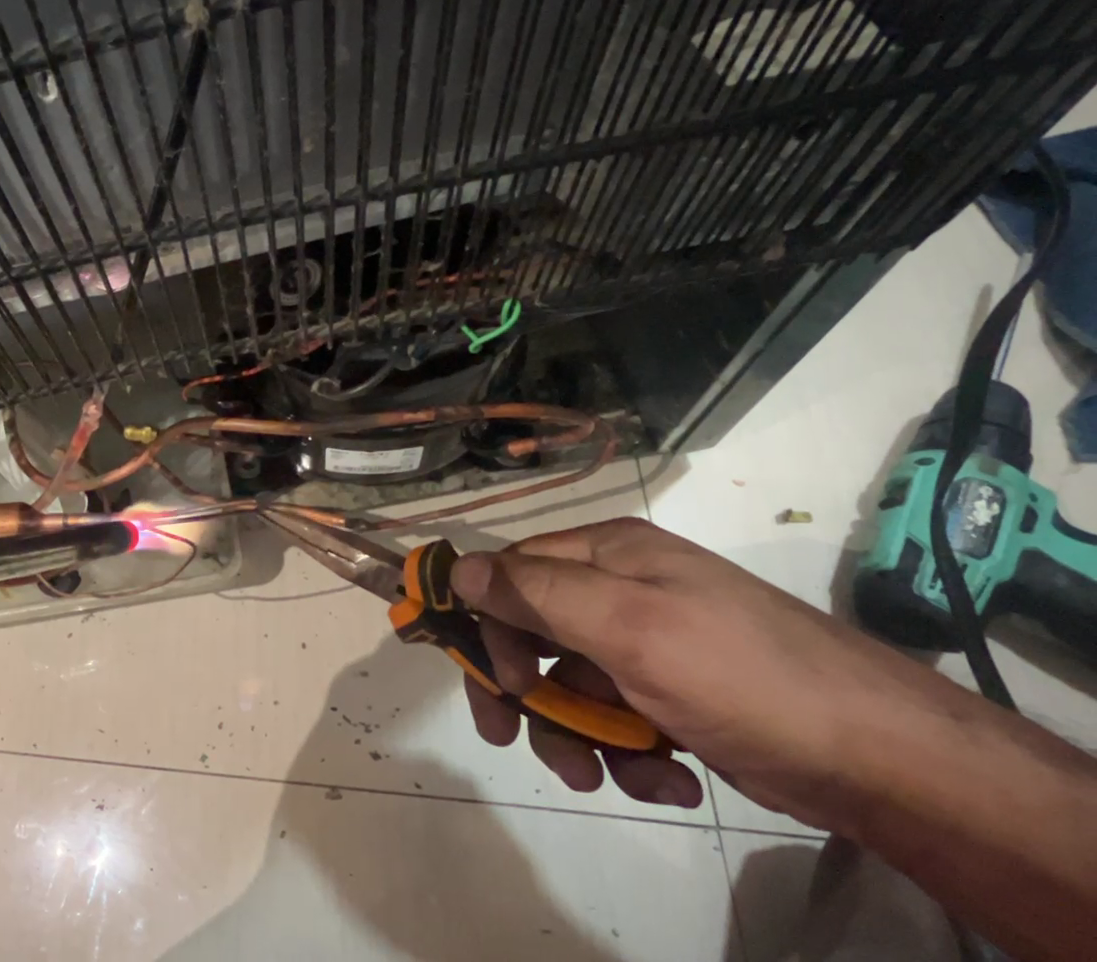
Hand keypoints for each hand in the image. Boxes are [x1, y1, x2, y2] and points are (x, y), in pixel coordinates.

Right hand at [453, 517, 964, 827]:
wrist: (880, 760)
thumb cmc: (738, 675)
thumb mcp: (627, 625)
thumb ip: (535, 593)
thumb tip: (456, 567)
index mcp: (609, 554)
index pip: (511, 574)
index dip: (489, 625)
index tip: (494, 682)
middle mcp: (622, 590)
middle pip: (533, 635)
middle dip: (527, 695)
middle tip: (512, 737)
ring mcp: (649, 645)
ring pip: (570, 687)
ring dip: (579, 738)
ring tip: (610, 777)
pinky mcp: (672, 696)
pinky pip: (617, 721)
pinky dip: (628, 757)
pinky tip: (666, 782)